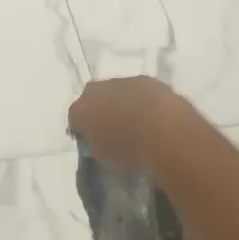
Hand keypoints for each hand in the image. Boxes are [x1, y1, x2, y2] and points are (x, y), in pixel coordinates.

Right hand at [68, 76, 187, 171]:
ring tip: (137, 125)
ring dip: (122, 105)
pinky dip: (142, 101)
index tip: (93, 144)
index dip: (83, 134)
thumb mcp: (106, 160)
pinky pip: (137, 91)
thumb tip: (99, 145)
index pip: (74, 122)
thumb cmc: (129, 149)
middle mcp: (94, 91)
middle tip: (114, 132)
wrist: (164, 127)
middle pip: (92, 101)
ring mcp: (119, 81)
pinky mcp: (143, 79)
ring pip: (115, 93)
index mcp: (80, 111)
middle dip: (100, 114)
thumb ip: (97, 150)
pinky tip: (154, 117)